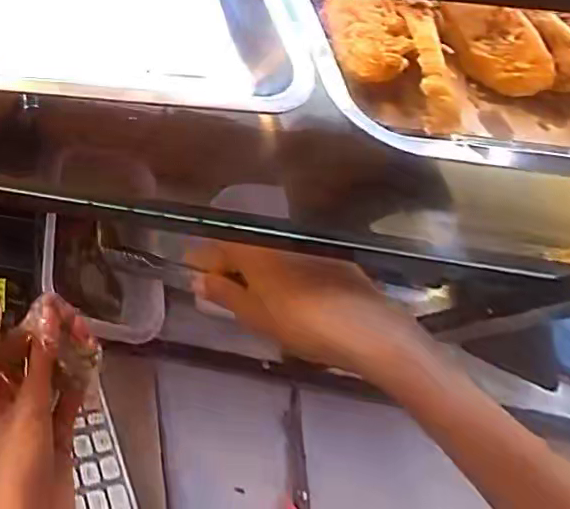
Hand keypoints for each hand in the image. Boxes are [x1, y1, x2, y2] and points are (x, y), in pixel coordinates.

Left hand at [0, 295, 87, 508]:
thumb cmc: (18, 463)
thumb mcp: (30, 404)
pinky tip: (89, 370)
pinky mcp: (56, 432)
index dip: (32, 322)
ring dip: (69, 358)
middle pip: (34, 357)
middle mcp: (11, 397)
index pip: (11, 343)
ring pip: (54, 376)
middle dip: (55, 338)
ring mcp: (35, 415)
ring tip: (88, 340)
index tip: (53, 304)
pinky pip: (67, 400)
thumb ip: (42, 358)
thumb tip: (48, 315)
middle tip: (77, 323)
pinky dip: (78, 386)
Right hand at [189, 241, 432, 380]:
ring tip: (258, 300)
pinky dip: (285, 274)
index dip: (201, 265)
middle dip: (229, 268)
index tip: (196, 281)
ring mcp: (303, 244)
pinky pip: (293, 259)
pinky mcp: (331, 256)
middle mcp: (272, 236)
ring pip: (268, 253)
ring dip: (257, 271)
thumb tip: (198, 281)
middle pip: (240, 247)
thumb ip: (223, 295)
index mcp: (248, 245)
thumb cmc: (302, 322)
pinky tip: (293, 299)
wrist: (372, 332)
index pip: (211, 248)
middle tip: (226, 296)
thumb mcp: (255, 315)